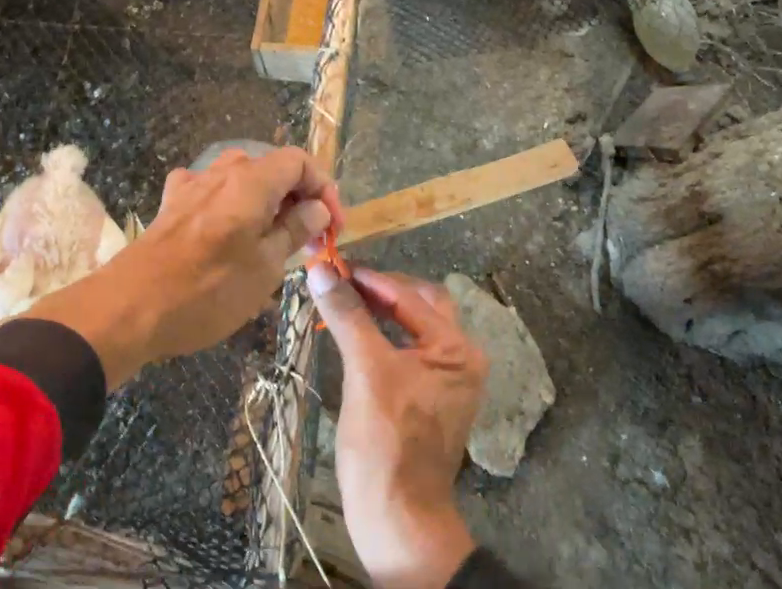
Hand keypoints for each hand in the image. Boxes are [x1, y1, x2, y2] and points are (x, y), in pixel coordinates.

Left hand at [31, 146, 340, 386]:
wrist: (130, 307)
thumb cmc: (208, 290)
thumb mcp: (266, 266)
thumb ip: (295, 229)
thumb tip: (317, 206)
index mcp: (251, 180)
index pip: (300, 162)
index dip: (324, 188)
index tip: (333, 227)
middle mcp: (221, 172)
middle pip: (271, 169)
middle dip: (298, 199)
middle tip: (310, 240)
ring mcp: (191, 186)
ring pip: (242, 181)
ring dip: (265, 204)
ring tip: (274, 242)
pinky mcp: (171, 206)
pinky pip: (212, 193)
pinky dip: (231, 207)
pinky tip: (230, 233)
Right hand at [310, 266, 485, 588]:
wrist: (396, 516)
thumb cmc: (385, 441)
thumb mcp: (365, 370)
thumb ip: (347, 315)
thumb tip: (320, 270)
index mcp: (457, 348)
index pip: (409, 295)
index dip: (369, 277)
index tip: (332, 265)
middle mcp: (460, 358)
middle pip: (418, 305)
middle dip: (380, 290)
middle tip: (340, 281)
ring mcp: (446, 380)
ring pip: (412, 328)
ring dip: (380, 311)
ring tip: (342, 301)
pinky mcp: (428, 398)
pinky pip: (406, 351)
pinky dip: (382, 336)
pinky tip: (354, 334)